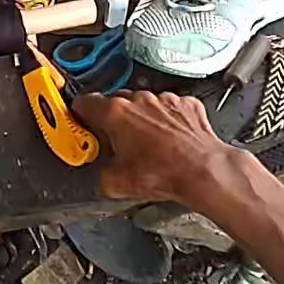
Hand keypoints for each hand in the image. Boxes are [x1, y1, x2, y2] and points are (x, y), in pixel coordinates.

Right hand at [72, 91, 249, 204]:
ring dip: (141, 119)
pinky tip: (169, 140)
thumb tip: (103, 174)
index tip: (81, 121)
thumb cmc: (164, 173)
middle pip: (115, 102)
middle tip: (116, 142)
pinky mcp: (186, 105)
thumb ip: (101, 173)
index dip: (80, 113)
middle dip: (112, 119)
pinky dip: (167, 121)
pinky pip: (169, 109)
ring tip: (148, 145)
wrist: (204, 171)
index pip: (86, 102)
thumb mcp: (116, 183)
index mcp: (115, 113)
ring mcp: (165, 100)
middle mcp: (140, 100)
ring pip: (144, 104)